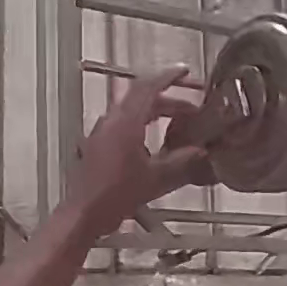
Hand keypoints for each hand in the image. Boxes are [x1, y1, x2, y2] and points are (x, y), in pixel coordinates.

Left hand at [63, 66, 208, 237]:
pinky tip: (152, 146)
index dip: (169, 77)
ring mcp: (101, 133)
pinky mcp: (96, 146)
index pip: (148, 87)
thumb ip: (182, 161)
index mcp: (126, 122)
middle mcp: (110, 121)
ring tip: (176, 126)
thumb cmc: (117, 194)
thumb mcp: (157, 178)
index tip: (185, 72)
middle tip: (190, 110)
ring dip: (154, 114)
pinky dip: (141, 127)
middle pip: (141, 99)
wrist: (85, 213)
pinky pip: (121, 126)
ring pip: (131, 113)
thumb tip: (201, 152)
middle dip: (168, 101)